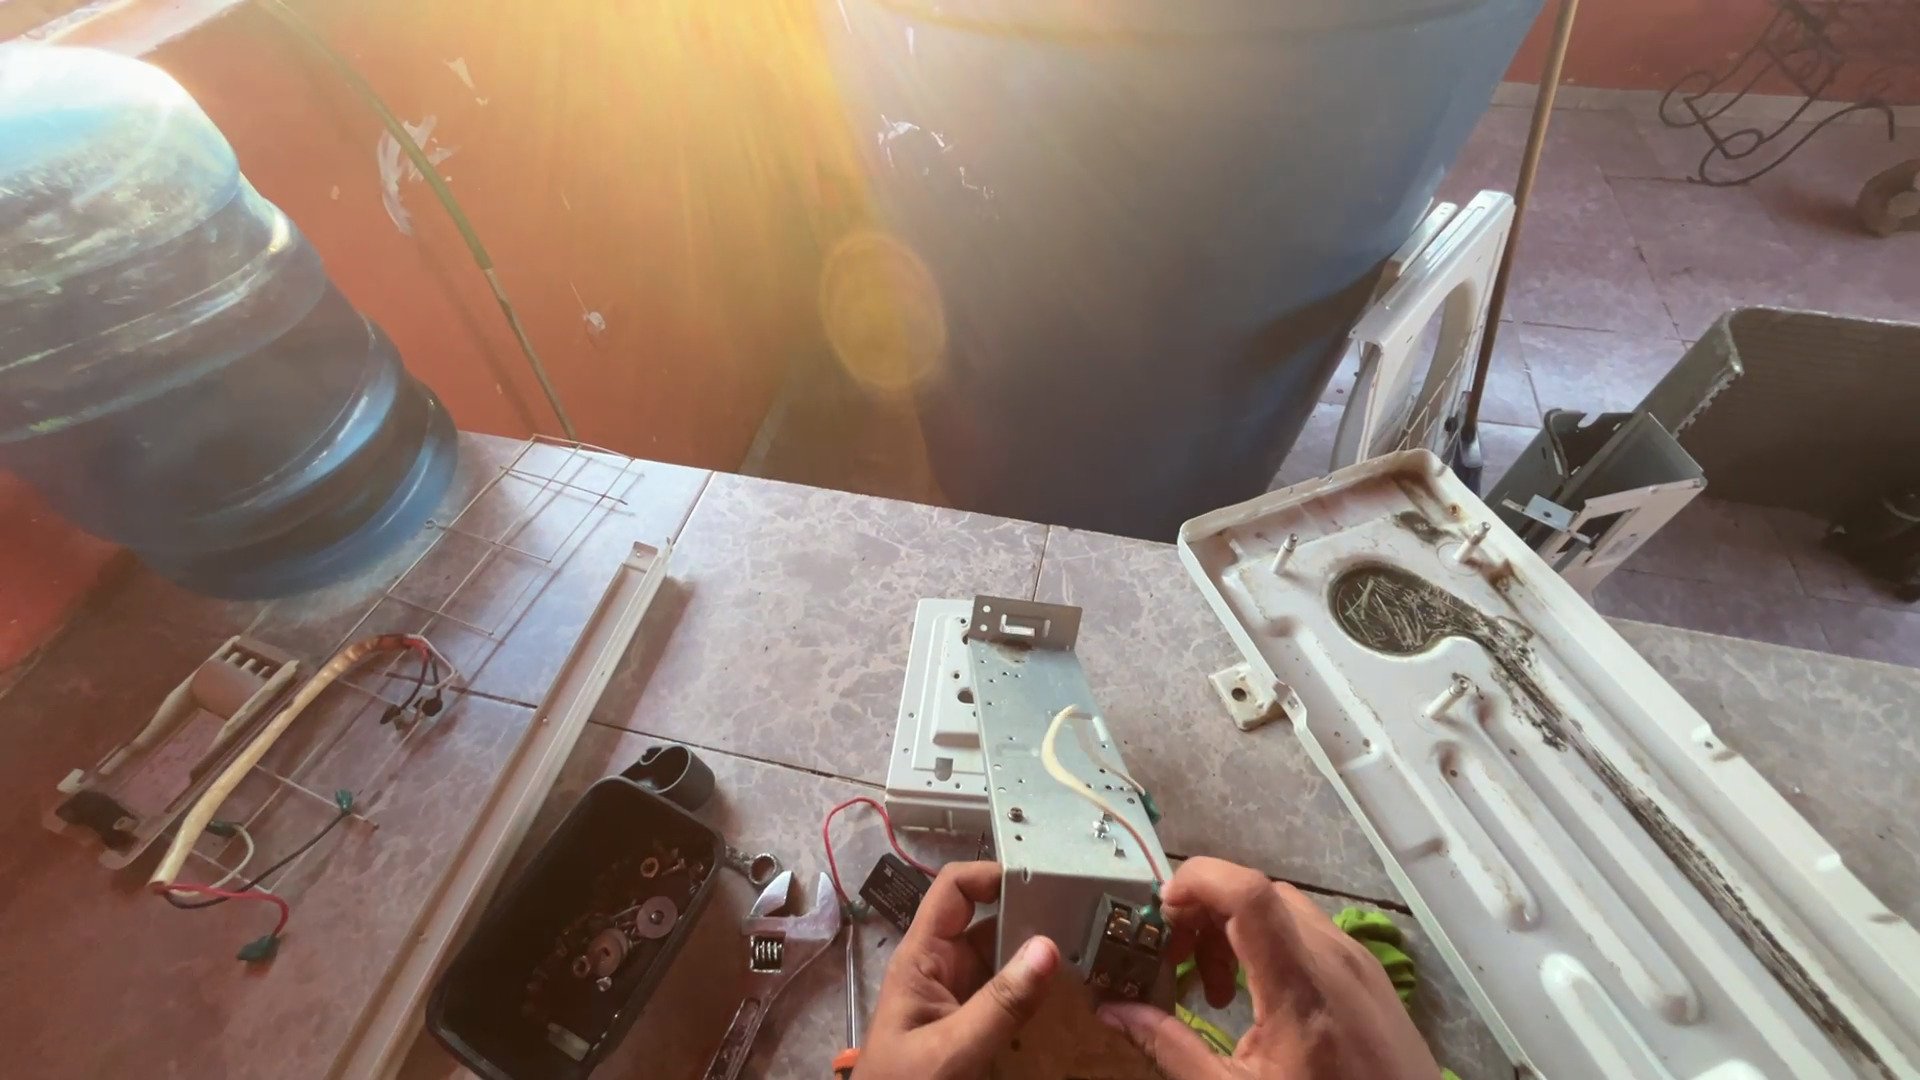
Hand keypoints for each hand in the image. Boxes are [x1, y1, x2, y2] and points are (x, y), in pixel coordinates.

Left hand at [856, 861, 1059, 1079]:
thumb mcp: (950, 1052)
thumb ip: (1000, 1005)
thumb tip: (1049, 946)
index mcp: (922, 956)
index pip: (953, 890)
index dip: (990, 874)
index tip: (1038, 879)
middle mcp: (941, 966)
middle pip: (985, 921)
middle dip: (1025, 914)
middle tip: (1078, 914)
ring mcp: (957, 996)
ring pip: (1000, 958)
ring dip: (1034, 953)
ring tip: (1083, 945)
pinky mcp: (971, 1026)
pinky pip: (1006, 995)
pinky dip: (1033, 989)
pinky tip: (1066, 991)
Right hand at [1098, 858, 1439, 1079]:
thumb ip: (1172, 1048)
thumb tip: (1111, 1009)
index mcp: (1302, 990)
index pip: (1248, 892)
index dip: (1197, 880)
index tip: (1163, 912)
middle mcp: (1334, 959)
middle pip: (1254, 891)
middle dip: (1202, 910)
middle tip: (1179, 961)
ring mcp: (1357, 961)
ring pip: (1278, 904)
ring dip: (1232, 925)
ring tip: (1216, 987)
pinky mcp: (1369, 972)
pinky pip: (1304, 926)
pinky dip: (1265, 938)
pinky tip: (1257, 993)